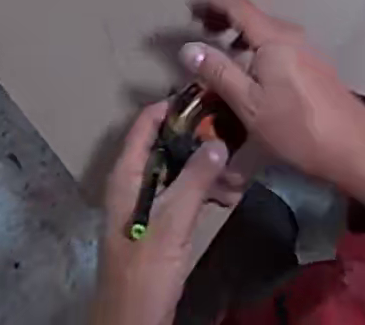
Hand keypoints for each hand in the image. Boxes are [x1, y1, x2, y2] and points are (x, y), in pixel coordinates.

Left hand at [91, 101, 240, 324]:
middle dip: (197, 139)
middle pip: (165, 144)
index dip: (171, 105)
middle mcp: (133, 180)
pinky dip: (203, 190)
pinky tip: (229, 194)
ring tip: (238, 170)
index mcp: (126, 173)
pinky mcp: (159, 223)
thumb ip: (195, 180)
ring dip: (205, 168)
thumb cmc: (145, 269)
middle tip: (231, 133)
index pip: (146, 123)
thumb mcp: (172, 222)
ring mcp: (146, 202)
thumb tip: (218, 141)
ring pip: (178, 170)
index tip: (205, 96)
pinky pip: (182, 193)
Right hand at [180, 0, 364, 187]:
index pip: (235, 3)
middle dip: (221, 14)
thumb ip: (218, 73)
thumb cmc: (299, 127)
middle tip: (198, 27)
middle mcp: (289, 33)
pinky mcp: (311, 62)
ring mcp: (303, 46)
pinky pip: (274, 40)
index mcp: (272, 36)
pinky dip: (253, 42)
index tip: (189, 6)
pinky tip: (247, 66)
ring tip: (218, 47)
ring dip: (237, 30)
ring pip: (262, 26)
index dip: (210, 0)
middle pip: (249, 11)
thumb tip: (188, 47)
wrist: (356, 147)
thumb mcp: (250, 104)